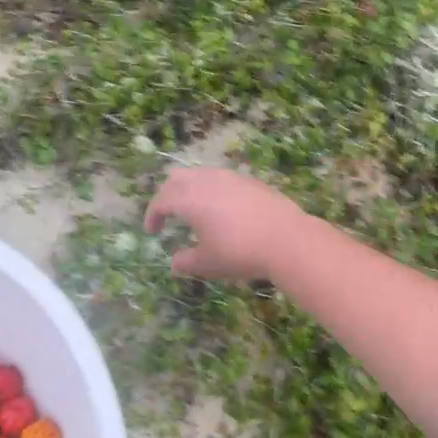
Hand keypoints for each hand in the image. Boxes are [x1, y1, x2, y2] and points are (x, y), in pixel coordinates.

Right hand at [144, 167, 308, 281]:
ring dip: (189, 188)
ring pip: (199, 173)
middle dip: (167, 195)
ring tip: (191, 210)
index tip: (152, 232)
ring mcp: (229, 176)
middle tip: (166, 215)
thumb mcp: (207, 264)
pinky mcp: (248, 179)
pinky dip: (209, 188)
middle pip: (177, 178)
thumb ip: (186, 261)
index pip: (162, 200)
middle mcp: (207, 181)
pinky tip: (218, 207)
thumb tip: (175, 261)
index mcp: (190, 199)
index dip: (153, 215)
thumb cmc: (239, 252)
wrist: (285, 237)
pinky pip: (219, 177)